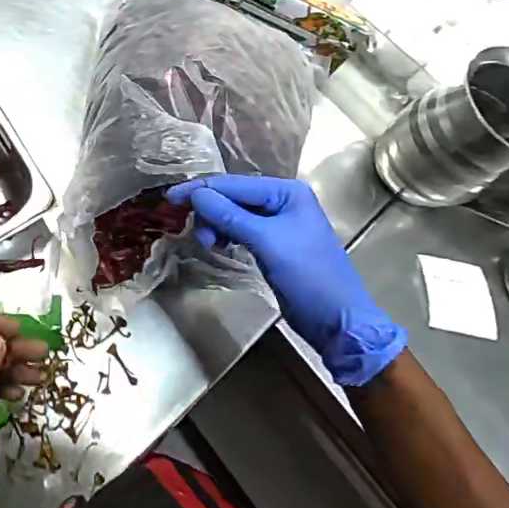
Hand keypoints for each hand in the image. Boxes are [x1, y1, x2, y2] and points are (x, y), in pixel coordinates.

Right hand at [169, 174, 405, 386]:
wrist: (338, 323)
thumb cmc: (309, 277)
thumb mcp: (266, 242)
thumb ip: (228, 215)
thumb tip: (195, 195)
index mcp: (286, 192)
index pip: (233, 184)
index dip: (200, 190)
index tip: (170, 198)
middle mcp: (281, 200)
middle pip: (230, 196)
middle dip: (209, 212)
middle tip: (198, 236)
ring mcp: (277, 221)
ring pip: (231, 213)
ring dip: (215, 225)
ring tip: (209, 245)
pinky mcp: (272, 242)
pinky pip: (238, 228)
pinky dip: (225, 234)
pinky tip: (219, 245)